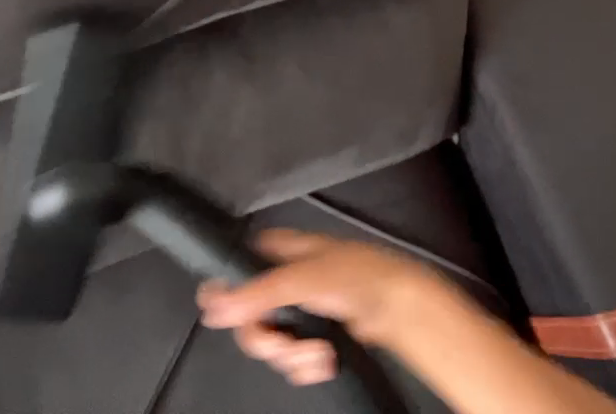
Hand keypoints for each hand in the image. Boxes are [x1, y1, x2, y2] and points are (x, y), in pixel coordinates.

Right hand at [195, 229, 436, 385]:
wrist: (400, 307)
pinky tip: (321, 361)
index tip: (229, 312)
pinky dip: (304, 365)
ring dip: (289, 355)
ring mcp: (303, 309)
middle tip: (279, 343)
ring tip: (313, 353)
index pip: (240, 267)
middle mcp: (289, 279)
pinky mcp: (316, 336)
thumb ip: (257, 292)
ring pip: (272, 340)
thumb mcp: (302, 279)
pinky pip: (293, 357)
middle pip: (251, 314)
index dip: (230, 290)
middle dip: (265, 336)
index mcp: (281, 251)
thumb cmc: (361, 274)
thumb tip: (216, 304)